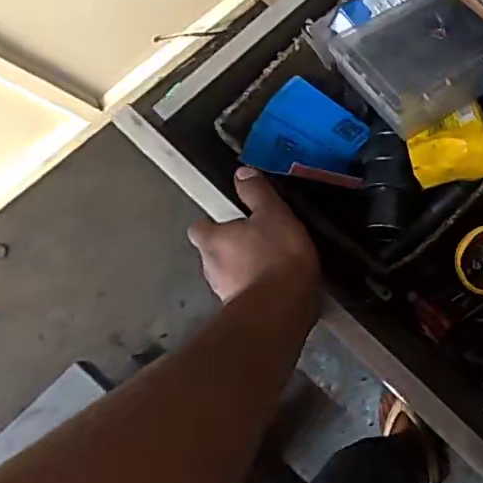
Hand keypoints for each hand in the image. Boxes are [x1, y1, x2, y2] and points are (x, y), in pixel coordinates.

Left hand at [187, 167, 320, 305]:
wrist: (281, 306)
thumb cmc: (276, 254)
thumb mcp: (273, 214)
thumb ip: (257, 193)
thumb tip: (242, 173)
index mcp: (212, 240)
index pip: (201, 227)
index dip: (215, 223)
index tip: (235, 220)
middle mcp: (209, 266)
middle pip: (215, 252)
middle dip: (233, 247)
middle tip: (261, 240)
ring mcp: (223, 291)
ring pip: (230, 273)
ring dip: (245, 269)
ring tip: (273, 263)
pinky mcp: (240, 309)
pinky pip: (246, 292)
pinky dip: (257, 287)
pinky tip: (278, 284)